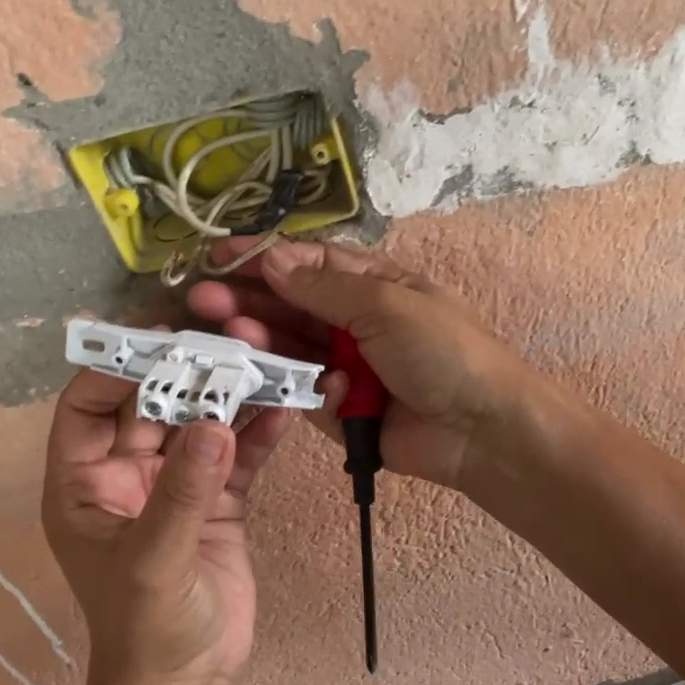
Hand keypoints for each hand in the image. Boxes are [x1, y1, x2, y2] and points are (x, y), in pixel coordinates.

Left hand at [41, 368, 292, 684]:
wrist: (189, 680)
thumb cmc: (146, 627)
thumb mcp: (154, 561)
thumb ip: (182, 494)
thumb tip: (216, 423)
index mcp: (85, 482)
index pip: (89, 406)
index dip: (117, 369)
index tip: (163, 341)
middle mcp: (129, 472)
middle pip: (155, 404)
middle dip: (189, 372)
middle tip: (230, 340)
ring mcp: (179, 482)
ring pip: (203, 421)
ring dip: (232, 394)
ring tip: (269, 363)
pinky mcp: (221, 497)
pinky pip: (241, 452)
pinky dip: (262, 430)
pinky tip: (289, 407)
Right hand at [187, 238, 541, 489]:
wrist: (482, 430)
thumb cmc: (443, 351)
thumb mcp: (388, 304)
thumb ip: (327, 286)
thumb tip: (274, 259)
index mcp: (376, 285)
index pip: (312, 262)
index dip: (266, 257)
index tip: (218, 255)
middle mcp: (357, 322)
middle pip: (292, 305)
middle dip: (247, 299)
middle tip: (201, 299)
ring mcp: (348, 367)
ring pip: (290, 348)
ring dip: (258, 338)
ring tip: (225, 332)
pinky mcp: (342, 411)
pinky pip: (302, 391)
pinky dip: (287, 382)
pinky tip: (263, 371)